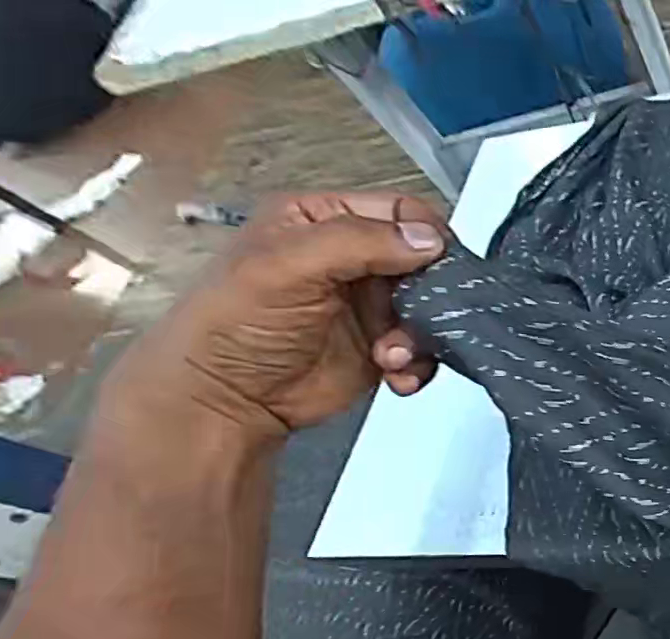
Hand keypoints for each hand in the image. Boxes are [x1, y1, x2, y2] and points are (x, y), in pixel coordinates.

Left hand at [106, 192, 447, 442]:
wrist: (232, 395)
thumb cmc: (235, 325)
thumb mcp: (287, 267)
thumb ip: (357, 243)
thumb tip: (428, 238)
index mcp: (322, 223)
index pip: (400, 213)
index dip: (427, 237)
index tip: (434, 269)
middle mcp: (354, 261)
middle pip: (429, 266)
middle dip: (431, 298)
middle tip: (414, 320)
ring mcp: (375, 304)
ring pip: (436, 312)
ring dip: (423, 338)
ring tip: (391, 355)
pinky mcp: (389, 343)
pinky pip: (431, 349)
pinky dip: (422, 365)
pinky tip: (395, 374)